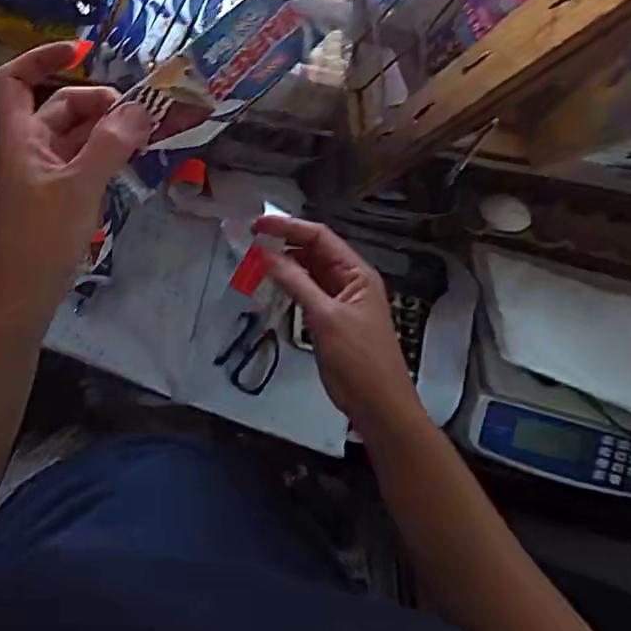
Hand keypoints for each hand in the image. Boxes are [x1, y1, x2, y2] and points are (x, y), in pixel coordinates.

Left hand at [0, 42, 152, 323]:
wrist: (27, 293)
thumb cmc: (43, 238)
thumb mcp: (80, 187)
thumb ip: (110, 145)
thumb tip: (141, 109)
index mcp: (20, 136)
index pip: (13, 79)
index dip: (41, 57)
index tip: (81, 51)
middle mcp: (30, 145)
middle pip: (60, 104)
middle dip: (98, 102)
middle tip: (138, 116)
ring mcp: (46, 168)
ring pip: (78, 132)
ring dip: (109, 127)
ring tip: (144, 133)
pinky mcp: (61, 189)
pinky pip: (86, 156)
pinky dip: (108, 150)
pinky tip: (132, 156)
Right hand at [254, 215, 428, 438]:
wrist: (379, 406)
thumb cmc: (360, 360)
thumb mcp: (326, 317)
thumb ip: (296, 283)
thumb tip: (267, 254)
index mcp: (357, 273)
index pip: (320, 237)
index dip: (289, 227)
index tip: (258, 225)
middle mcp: (349, 280)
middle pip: (314, 250)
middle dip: (284, 242)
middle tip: (251, 240)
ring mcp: (339, 300)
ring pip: (308, 270)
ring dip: (284, 263)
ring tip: (255, 258)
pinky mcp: (329, 318)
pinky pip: (307, 291)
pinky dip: (288, 284)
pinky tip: (270, 282)